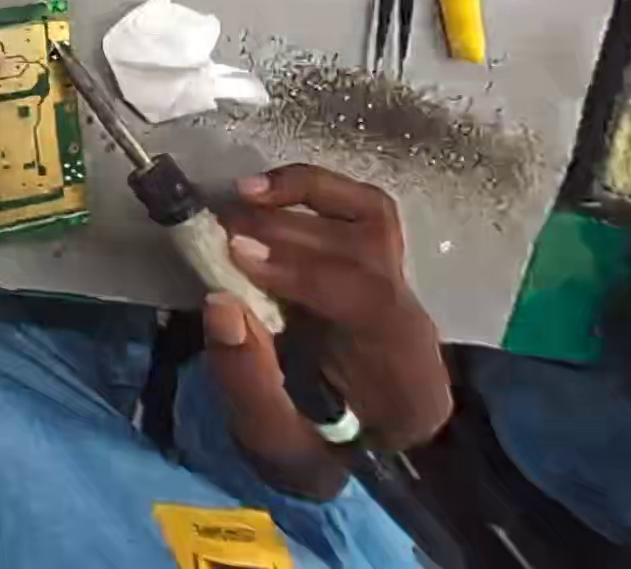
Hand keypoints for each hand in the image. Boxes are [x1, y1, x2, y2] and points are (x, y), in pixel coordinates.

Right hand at [202, 165, 450, 497]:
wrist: (332, 441)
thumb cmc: (304, 443)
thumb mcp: (271, 440)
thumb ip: (246, 380)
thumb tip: (218, 302)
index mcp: (405, 378)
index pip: (373, 302)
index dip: (302, 269)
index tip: (236, 254)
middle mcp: (412, 321)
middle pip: (366, 251)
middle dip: (283, 234)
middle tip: (217, 232)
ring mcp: (396, 283)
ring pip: (366, 213)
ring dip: (295, 198)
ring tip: (234, 201)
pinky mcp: (368, 258)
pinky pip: (353, 204)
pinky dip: (305, 187)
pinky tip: (257, 191)